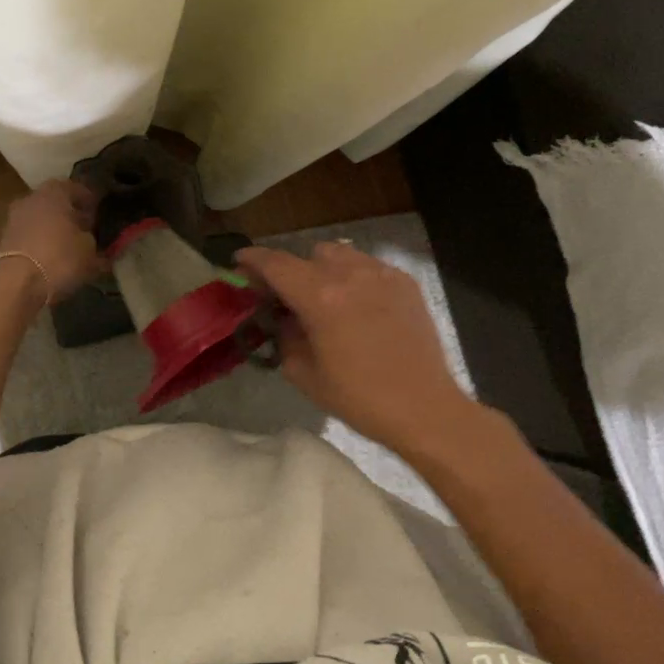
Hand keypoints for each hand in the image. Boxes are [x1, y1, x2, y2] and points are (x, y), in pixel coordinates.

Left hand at [0, 179, 102, 304]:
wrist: (15, 283)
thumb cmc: (59, 258)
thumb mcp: (89, 250)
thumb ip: (92, 240)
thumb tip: (89, 239)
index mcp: (54, 192)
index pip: (75, 188)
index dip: (88, 200)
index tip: (98, 212)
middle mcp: (30, 199)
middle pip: (54, 202)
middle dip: (69, 214)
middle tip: (84, 229)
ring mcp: (13, 219)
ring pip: (39, 219)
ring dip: (52, 229)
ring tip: (68, 246)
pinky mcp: (3, 241)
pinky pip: (28, 237)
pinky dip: (39, 243)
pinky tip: (50, 258)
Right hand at [234, 242, 475, 448]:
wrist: (424, 409)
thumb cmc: (358, 397)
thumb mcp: (303, 372)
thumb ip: (284, 335)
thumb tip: (282, 319)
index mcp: (319, 296)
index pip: (275, 264)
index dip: (252, 259)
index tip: (239, 262)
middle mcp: (350, 274)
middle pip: (307, 254)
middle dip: (290, 270)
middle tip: (284, 295)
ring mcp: (381, 275)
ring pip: (340, 254)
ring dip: (322, 269)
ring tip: (323, 297)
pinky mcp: (405, 284)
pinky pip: (368, 267)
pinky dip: (353, 277)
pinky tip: (356, 306)